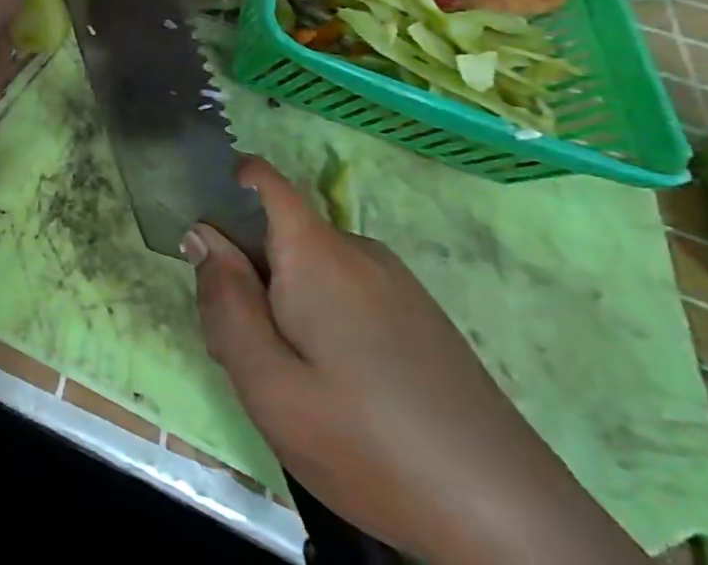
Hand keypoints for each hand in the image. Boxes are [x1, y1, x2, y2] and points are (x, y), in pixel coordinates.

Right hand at [186, 160, 648, 564]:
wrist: (513, 527)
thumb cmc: (366, 443)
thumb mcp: (265, 379)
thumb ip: (224, 299)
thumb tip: (201, 234)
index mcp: (319, 255)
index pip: (264, 180)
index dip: (220, 184)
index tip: (193, 234)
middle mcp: (361, 255)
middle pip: (275, 235)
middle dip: (241, 271)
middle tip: (237, 345)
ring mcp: (397, 287)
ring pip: (305, 268)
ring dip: (275, 301)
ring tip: (283, 376)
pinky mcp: (419, 320)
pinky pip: (341, 292)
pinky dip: (313, 319)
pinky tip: (327, 385)